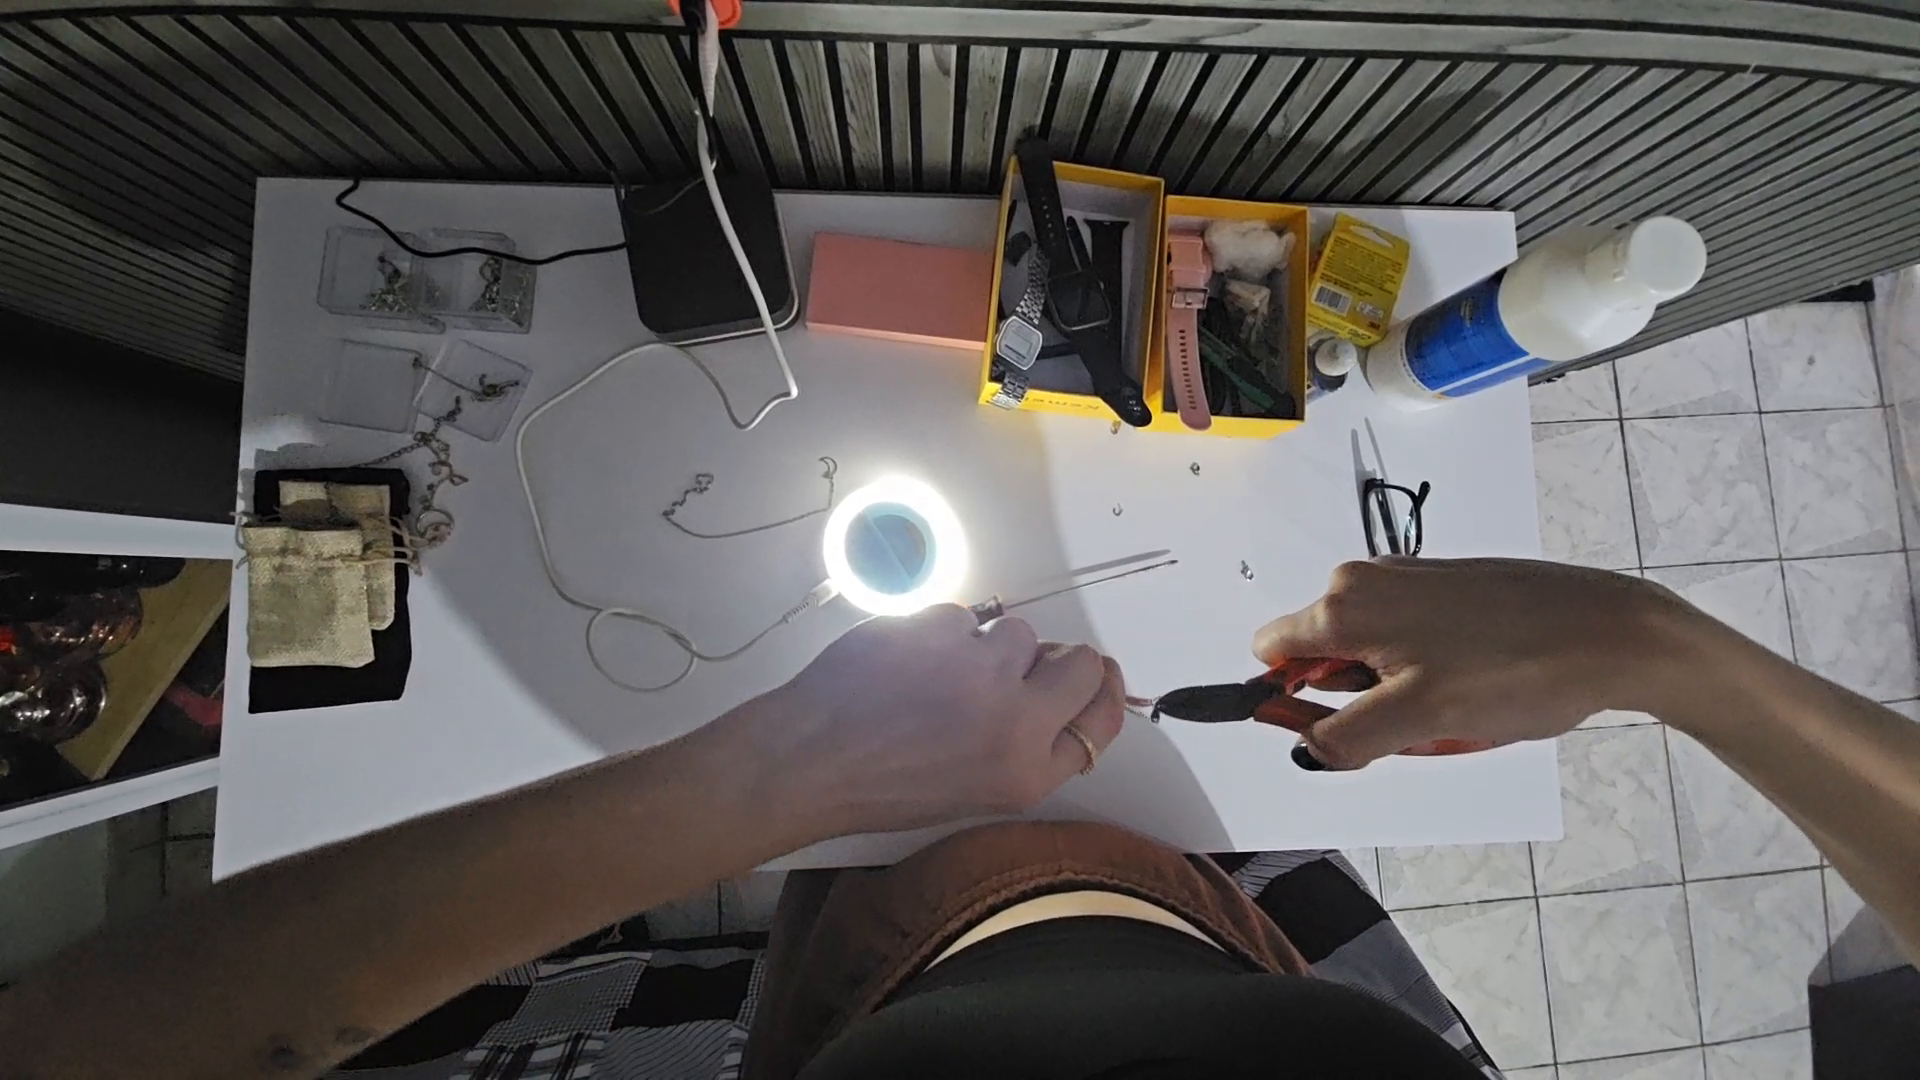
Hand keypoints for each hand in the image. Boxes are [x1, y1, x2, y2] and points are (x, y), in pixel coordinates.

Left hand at [758, 605, 1125, 836]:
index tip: (1092, 673)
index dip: (1102, 690)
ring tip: (940, 673)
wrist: (813, 756)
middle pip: (1079, 663)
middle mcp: (1015, 719)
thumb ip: (1029, 745)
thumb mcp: (977, 791)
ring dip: (987, 647)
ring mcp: (976, 666)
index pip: (1100, 718)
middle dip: (1053, 660)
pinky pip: (961, 617)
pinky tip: (907, 660)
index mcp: (1026, 771)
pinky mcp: (938, 626)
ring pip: (1016, 631)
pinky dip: (940, 633)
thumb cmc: (891, 785)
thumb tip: (1055, 682)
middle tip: (1011, 668)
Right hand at [1253, 557, 1707, 769]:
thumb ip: (1343, 737)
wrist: (1617, 633)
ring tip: (1453, 700)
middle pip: (1320, 655)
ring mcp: (1401, 578)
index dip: (1289, 695)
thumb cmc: (1519, 669)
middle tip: (1416, 717)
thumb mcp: (1420, 719)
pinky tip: (1470, 679)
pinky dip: (1419, 666)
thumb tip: (1304, 747)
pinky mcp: (1436, 584)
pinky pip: (1399, 634)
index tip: (1339, 724)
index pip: (1269, 651)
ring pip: (1364, 650)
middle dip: (1355, 696)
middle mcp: (1359, 581)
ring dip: (1390, 687)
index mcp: (1341, 606)